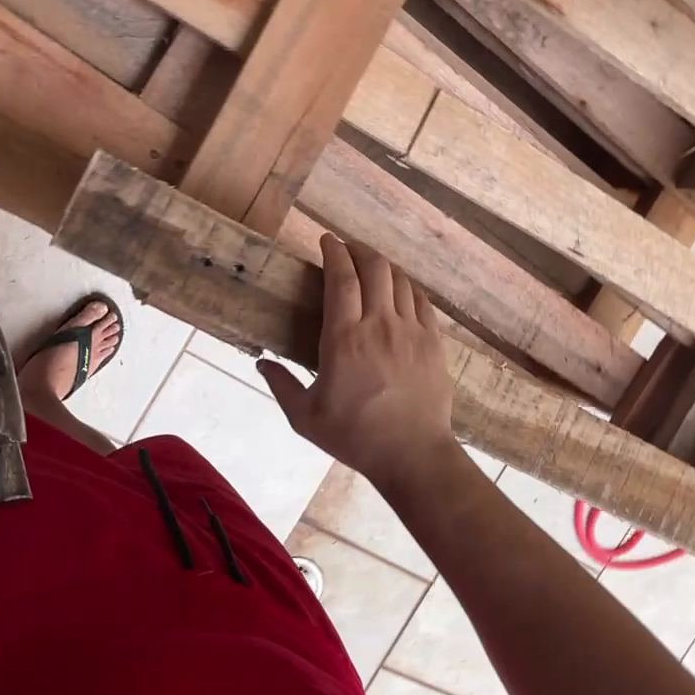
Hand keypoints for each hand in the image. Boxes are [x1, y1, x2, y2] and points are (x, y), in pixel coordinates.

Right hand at [259, 235, 462, 490]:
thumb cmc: (355, 437)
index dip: (334, 251)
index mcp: (344, 339)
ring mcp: (411, 331)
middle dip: (358, 249)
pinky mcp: (433, 342)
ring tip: (371, 265)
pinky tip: (400, 289)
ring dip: (383, 265)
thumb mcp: (305, 418)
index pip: (341, 278)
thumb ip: (282, 386)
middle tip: (347, 248)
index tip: (326, 240)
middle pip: (374, 267)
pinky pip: (422, 300)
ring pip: (400, 280)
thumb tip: (261, 364)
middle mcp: (379, 325)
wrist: (413, 454)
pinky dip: (408, 286)